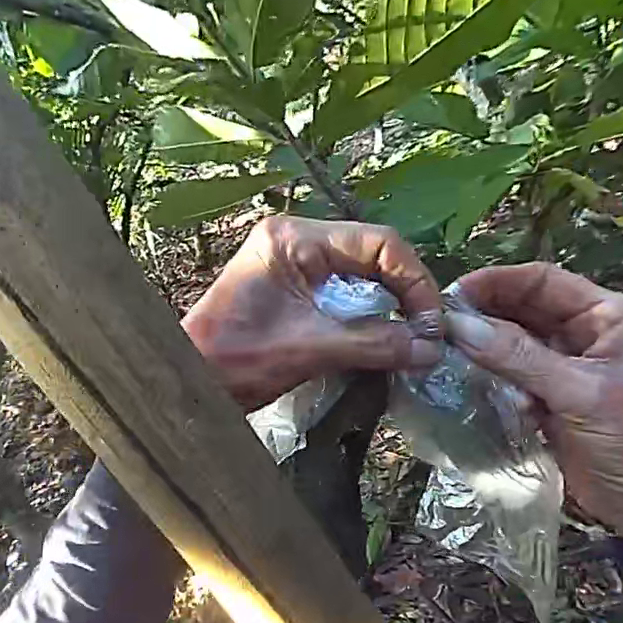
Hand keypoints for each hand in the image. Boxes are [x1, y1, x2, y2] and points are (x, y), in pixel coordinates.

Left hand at [183, 216, 444, 410]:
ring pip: (364, 277)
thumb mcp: (309, 349)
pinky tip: (385, 341)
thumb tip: (430, 349)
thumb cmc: (236, 360)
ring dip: (392, 307)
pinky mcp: (297, 289)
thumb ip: (373, 344)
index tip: (431, 324)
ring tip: (412, 340)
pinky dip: (371, 318)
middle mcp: (298, 240)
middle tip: (427, 335)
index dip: (414, 281)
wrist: (191, 383)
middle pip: (375, 256)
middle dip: (406, 294)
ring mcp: (296, 264)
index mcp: (295, 239)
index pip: (378, 243)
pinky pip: (348, 296)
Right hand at [445, 263, 622, 535]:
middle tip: (438, 328)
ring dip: (484, 350)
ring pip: (515, 346)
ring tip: (444, 354)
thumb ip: (520, 357)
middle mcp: (586, 335)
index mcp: (609, 316)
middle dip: (485, 317)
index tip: (452, 295)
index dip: (497, 283)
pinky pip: (514, 380)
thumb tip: (459, 325)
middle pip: (525, 311)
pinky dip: (492, 381)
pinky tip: (465, 382)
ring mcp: (567, 370)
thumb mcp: (581, 392)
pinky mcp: (552, 402)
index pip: (544, 282)